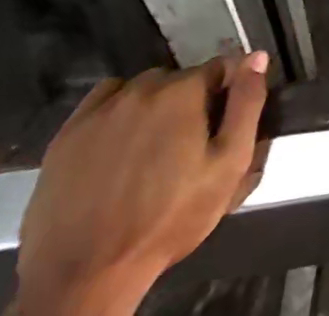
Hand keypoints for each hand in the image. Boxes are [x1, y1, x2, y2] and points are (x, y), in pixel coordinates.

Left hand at [14, 53, 269, 315]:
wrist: (87, 270)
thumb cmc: (168, 219)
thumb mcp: (227, 165)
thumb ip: (247, 105)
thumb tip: (257, 59)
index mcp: (184, 92)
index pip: (221, 68)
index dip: (231, 90)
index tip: (229, 119)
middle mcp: (142, 88)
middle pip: (182, 80)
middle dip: (193, 102)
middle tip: (192, 147)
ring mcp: (102, 108)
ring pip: (144, 90)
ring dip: (157, 107)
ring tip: (156, 153)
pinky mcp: (71, 130)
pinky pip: (106, 101)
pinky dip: (120, 112)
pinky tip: (122, 145)